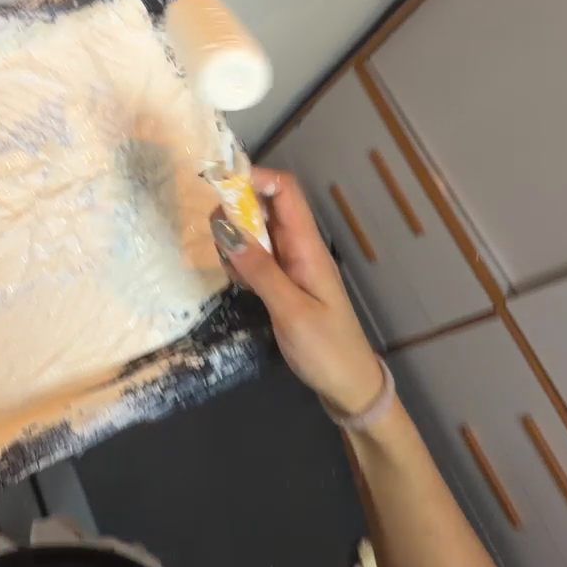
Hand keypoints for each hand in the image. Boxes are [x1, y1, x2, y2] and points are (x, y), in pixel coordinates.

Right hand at [214, 167, 385, 417]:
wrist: (350, 387)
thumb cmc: (326, 349)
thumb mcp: (291, 311)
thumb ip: (259, 270)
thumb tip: (225, 229)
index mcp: (307, 246)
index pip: (285, 190)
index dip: (255, 178)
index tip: (220, 187)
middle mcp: (299, 247)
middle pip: (267, 205)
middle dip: (236, 208)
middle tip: (216, 234)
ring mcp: (292, 264)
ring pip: (258, 230)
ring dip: (236, 236)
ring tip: (226, 262)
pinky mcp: (284, 282)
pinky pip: (258, 255)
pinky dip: (241, 258)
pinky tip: (235, 280)